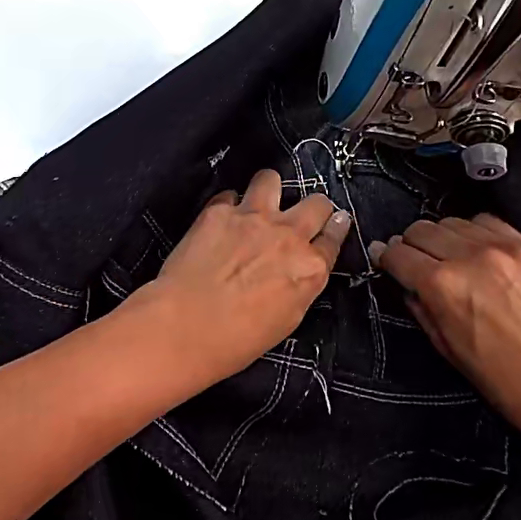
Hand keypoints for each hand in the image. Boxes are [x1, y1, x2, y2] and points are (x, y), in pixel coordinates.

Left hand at [126, 169, 349, 384]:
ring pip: (272, 179)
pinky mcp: (219, 211)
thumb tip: (301, 269)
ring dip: (269, 190)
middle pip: (317, 203)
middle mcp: (288, 236)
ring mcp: (254, 218)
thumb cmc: (236, 340)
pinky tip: (220, 222)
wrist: (184, 329)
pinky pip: (229, 194)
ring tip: (259, 203)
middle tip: (301, 216)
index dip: (336, 227)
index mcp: (310, 268)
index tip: (336, 222)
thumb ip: (301, 285)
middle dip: (315, 207)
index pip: (334, 237)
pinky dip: (227, 206)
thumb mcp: (287, 320)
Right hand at [370, 214, 520, 456]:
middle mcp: (472, 257)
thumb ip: (424, 313)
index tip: (385, 260)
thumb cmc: (520, 390)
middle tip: (413, 261)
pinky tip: (479, 252)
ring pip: (455, 221)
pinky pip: (491, 223)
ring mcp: (506, 247)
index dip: (386, 257)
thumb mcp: (455, 356)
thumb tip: (407, 287)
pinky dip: (476, 232)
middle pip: (422, 229)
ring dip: (442, 236)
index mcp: (445, 287)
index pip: (399, 253)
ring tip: (447, 258)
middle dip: (410, 245)